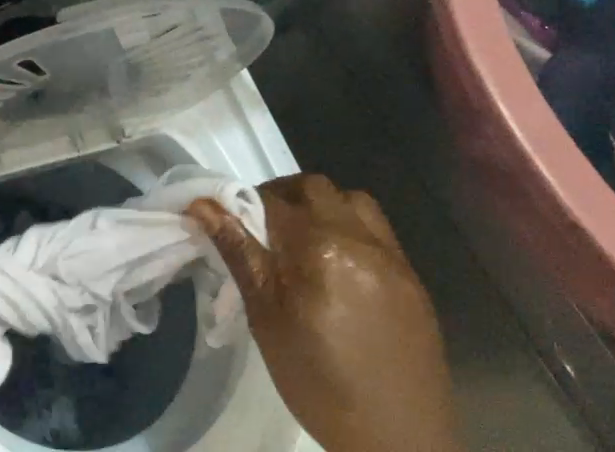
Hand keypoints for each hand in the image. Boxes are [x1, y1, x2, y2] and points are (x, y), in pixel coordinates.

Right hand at [187, 174, 462, 451]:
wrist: (398, 441)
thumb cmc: (318, 380)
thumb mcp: (265, 318)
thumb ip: (238, 252)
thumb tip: (201, 204)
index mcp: (320, 249)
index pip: (271, 198)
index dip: (244, 203)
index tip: (231, 224)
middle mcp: (361, 241)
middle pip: (315, 188)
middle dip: (283, 196)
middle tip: (263, 229)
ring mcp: (393, 259)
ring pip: (353, 201)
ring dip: (323, 207)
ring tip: (304, 242)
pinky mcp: (413, 279)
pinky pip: (378, 231)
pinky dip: (351, 230)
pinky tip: (339, 268)